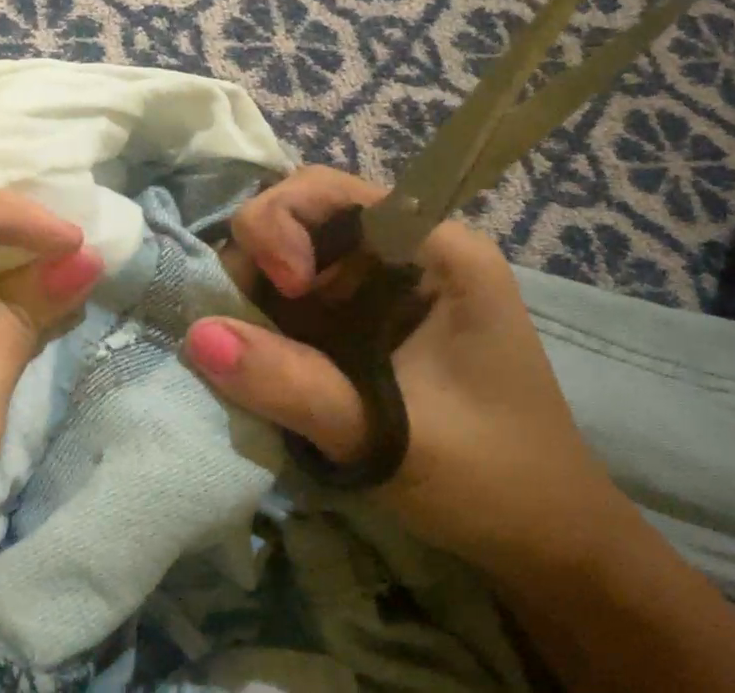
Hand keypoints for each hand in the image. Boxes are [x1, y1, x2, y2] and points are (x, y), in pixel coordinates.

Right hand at [187, 166, 623, 574]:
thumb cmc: (491, 482)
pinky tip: (261, 362)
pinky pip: (287, 298)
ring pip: (282, 258)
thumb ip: (293, 384)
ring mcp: (376, 287)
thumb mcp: (387, 436)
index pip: (326, 191)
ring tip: (254, 355)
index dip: (281, 224)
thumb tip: (195, 335)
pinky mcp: (355, 322)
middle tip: (247, 329)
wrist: (540, 542)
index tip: (282, 292)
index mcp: (435, 251)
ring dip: (250, 297)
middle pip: (294, 217)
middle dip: (255, 263)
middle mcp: (401, 252)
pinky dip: (258, 321)